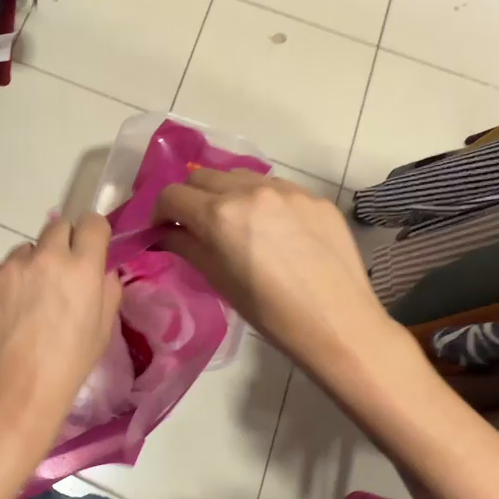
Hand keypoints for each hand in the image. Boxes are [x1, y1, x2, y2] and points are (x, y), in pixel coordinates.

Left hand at [0, 213, 122, 445]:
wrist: (14, 392)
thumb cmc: (68, 366)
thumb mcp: (103, 330)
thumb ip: (106, 290)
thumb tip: (100, 271)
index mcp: (81, 267)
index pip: (91, 223)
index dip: (92, 234)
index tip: (90, 247)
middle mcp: (45, 257)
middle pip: (57, 227)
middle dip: (63, 244)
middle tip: (60, 275)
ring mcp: (9, 267)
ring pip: (25, 251)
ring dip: (31, 266)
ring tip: (29, 304)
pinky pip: (1, 271)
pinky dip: (6, 286)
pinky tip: (7, 316)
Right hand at [154, 169, 417, 381]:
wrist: (337, 322)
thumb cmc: (269, 311)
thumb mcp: (217, 279)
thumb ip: (185, 246)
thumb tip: (166, 232)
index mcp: (219, 215)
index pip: (172, 195)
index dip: (161, 211)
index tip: (165, 228)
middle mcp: (249, 191)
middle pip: (201, 176)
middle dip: (191, 197)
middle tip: (197, 224)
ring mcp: (286, 190)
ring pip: (239, 175)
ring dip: (226, 192)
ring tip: (237, 222)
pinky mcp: (314, 197)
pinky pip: (275, 187)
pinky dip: (261, 200)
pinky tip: (274, 229)